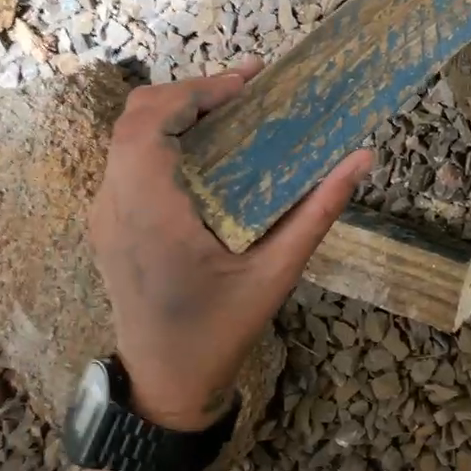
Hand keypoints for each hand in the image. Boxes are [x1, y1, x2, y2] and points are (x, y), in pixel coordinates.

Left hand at [88, 61, 373, 429]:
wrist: (163, 385)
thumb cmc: (220, 329)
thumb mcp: (278, 272)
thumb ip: (319, 210)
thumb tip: (364, 156)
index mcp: (150, 215)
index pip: (147, 126)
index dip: (192, 92)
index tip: (245, 85)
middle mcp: (116, 206)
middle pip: (135, 117)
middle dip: (191, 91)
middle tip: (248, 89)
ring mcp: (106, 214)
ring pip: (128, 134)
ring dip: (179, 110)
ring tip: (235, 107)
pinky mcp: (111, 221)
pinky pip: (130, 157)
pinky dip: (167, 135)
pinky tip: (211, 146)